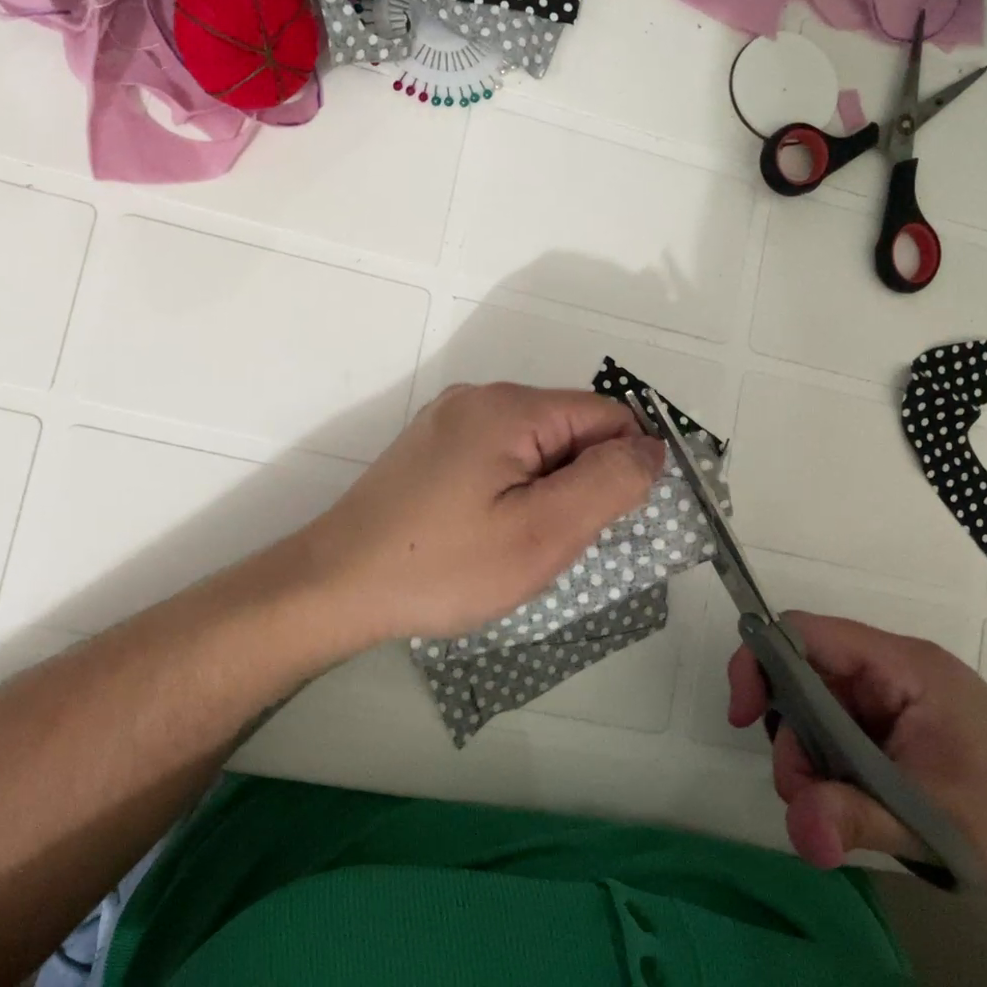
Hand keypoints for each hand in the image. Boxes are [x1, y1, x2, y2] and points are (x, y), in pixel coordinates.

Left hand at [303, 383, 664, 642]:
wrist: (335, 586)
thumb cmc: (442, 567)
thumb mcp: (542, 533)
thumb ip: (608, 483)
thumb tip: (651, 448)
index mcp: (508, 408)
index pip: (607, 415)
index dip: (626, 466)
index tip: (613, 522)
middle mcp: (476, 400)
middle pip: (568, 429)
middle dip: (580, 484)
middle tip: (553, 544)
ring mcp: (445, 425)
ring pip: (533, 450)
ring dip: (545, 495)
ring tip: (517, 546)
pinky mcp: (427, 454)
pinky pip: (495, 463)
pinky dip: (510, 496)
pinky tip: (486, 537)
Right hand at [727, 613, 986, 903]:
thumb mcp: (933, 824)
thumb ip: (855, 817)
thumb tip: (796, 826)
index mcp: (906, 668)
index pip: (806, 633)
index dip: (760, 661)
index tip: (744, 716)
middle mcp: (894, 673)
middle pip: (801, 678)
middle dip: (791, 739)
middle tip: (810, 798)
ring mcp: (894, 702)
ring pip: (813, 712)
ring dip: (809, 763)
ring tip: (841, 814)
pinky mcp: (894, 731)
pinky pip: (835, 734)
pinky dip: (829, 771)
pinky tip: (854, 806)